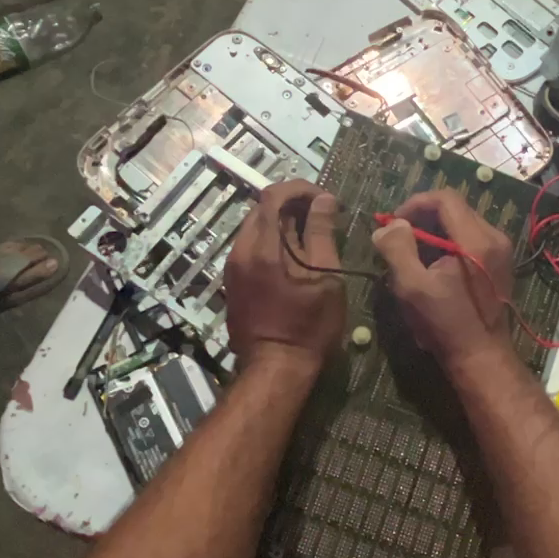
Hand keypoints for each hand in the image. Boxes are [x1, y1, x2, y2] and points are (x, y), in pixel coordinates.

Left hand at [225, 180, 345, 373]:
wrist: (275, 368)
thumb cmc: (309, 325)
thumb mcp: (325, 277)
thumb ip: (322, 233)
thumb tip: (323, 199)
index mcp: (263, 247)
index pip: (273, 195)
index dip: (300, 189)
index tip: (325, 199)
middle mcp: (241, 250)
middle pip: (262, 208)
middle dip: (293, 203)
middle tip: (323, 215)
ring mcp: (233, 266)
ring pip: (256, 227)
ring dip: (283, 222)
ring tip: (312, 235)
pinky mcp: (233, 281)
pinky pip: (251, 246)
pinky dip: (272, 240)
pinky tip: (293, 257)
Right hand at [371, 190, 517, 376]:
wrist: (481, 357)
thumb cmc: (445, 324)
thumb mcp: (412, 287)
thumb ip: (398, 249)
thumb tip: (390, 225)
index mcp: (476, 240)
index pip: (446, 198)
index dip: (415, 203)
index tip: (394, 223)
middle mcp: (494, 238)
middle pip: (455, 208)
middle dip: (423, 218)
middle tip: (399, 238)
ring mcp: (500, 251)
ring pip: (462, 223)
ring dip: (435, 232)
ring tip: (412, 254)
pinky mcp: (499, 264)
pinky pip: (471, 239)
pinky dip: (449, 244)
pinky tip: (433, 267)